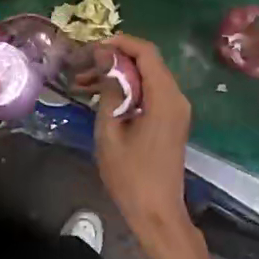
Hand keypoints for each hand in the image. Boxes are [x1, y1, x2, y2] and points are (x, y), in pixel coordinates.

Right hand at [91, 35, 196, 256]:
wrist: (156, 214)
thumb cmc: (130, 176)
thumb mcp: (110, 130)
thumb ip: (110, 88)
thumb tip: (105, 55)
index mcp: (164, 98)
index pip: (146, 52)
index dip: (119, 43)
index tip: (91, 49)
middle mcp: (176, 98)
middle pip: (147, 62)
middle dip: (114, 58)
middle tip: (82, 66)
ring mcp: (175, 110)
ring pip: (146, 77)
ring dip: (117, 75)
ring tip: (82, 82)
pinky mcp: (170, 120)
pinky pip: (149, 93)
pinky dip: (126, 89)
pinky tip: (99, 97)